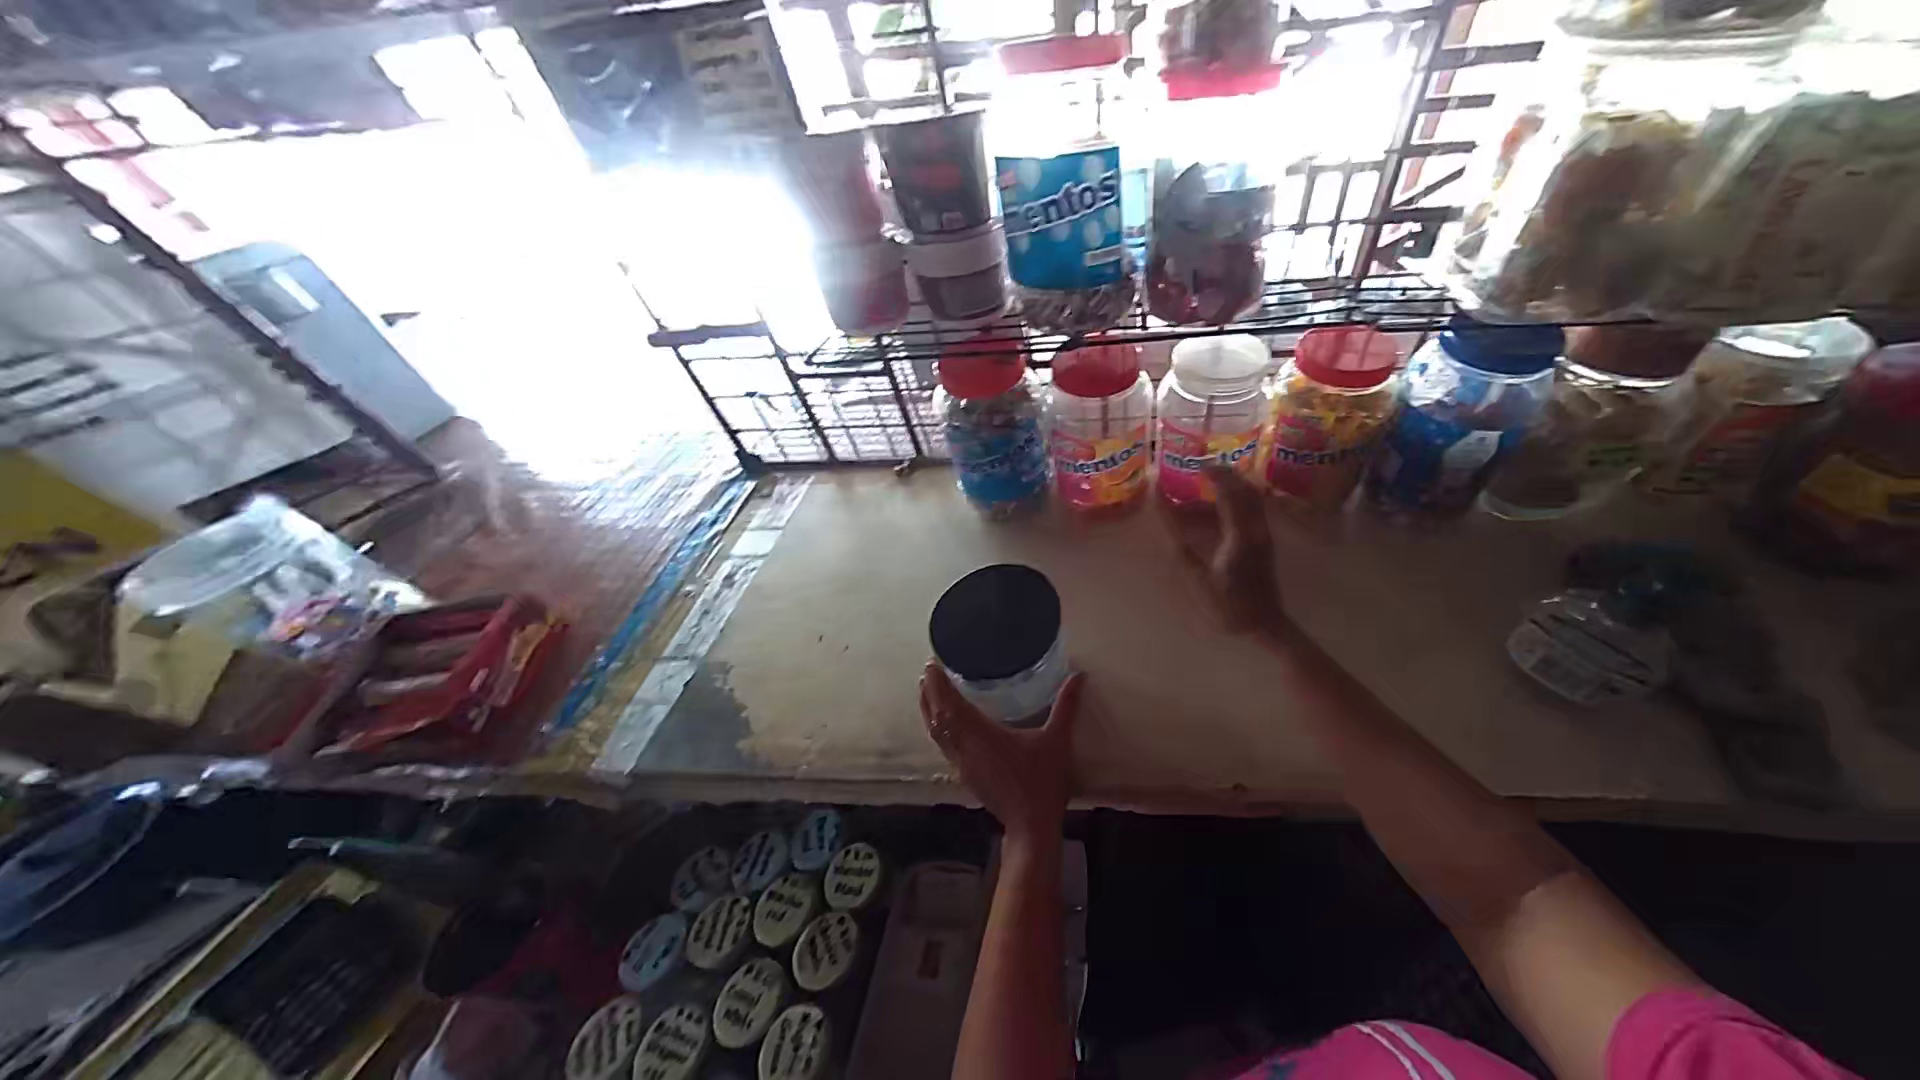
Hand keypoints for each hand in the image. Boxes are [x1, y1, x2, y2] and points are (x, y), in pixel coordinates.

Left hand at [919, 662, 1084, 840]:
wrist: (1032, 824)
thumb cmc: (1043, 781)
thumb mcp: (1057, 739)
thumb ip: (1066, 705)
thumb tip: (1078, 675)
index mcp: (982, 735)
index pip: (951, 705)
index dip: (939, 684)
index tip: (933, 664)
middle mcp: (965, 747)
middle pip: (938, 716)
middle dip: (930, 691)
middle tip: (928, 669)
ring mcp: (962, 763)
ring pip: (937, 732)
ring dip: (930, 709)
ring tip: (928, 689)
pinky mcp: (964, 775)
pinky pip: (943, 745)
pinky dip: (938, 728)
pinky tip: (943, 723)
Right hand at [1161, 466, 1285, 634]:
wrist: (1262, 624)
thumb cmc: (1226, 603)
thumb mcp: (1194, 572)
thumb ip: (1177, 538)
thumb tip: (1160, 508)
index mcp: (1240, 533)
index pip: (1230, 491)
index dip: (1214, 474)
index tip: (1194, 466)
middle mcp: (1257, 527)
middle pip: (1246, 488)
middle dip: (1225, 474)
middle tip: (1201, 469)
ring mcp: (1263, 534)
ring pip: (1252, 497)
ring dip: (1232, 485)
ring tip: (1207, 483)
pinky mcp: (1264, 541)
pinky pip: (1252, 509)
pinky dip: (1235, 499)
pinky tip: (1217, 507)